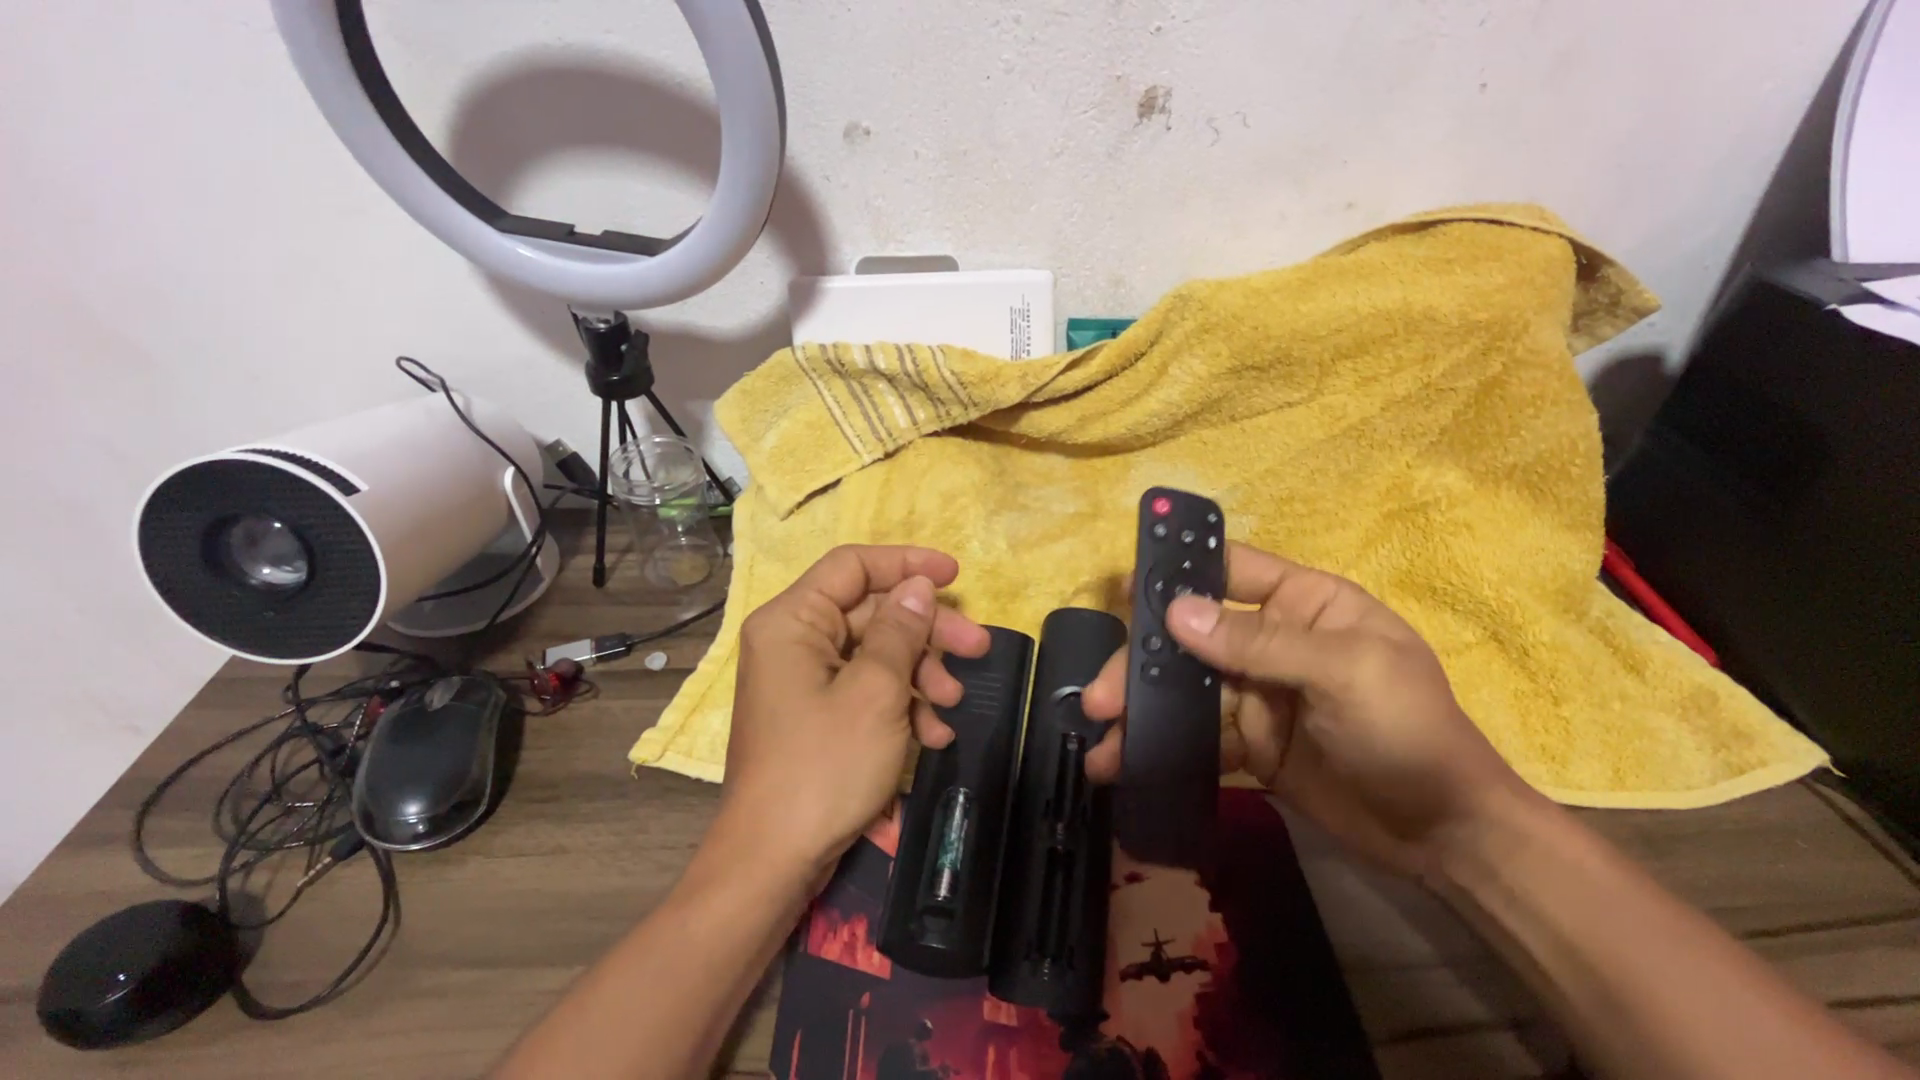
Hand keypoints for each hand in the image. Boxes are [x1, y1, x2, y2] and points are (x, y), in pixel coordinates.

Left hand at [718, 545, 991, 882]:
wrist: (774, 858)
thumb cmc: (824, 766)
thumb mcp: (875, 692)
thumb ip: (900, 631)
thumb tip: (917, 587)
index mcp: (792, 621)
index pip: (852, 565)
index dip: (906, 563)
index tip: (956, 576)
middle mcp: (793, 641)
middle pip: (871, 612)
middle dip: (927, 632)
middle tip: (979, 648)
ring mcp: (803, 681)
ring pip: (876, 654)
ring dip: (920, 674)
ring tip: (952, 705)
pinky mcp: (817, 716)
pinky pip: (865, 690)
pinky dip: (901, 705)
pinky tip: (932, 735)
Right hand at [1083, 541, 1543, 879]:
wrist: (1445, 834)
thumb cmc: (1409, 730)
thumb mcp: (1345, 673)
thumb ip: (1260, 643)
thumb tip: (1177, 613)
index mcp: (1305, 605)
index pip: (1231, 571)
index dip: (1179, 573)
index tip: (1124, 589)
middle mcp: (1274, 642)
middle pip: (1193, 638)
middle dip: (1143, 663)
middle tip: (1099, 696)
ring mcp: (1259, 696)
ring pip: (1186, 692)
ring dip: (1142, 711)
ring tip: (1101, 742)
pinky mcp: (1250, 746)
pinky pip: (1197, 739)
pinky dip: (1161, 750)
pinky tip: (1126, 764)